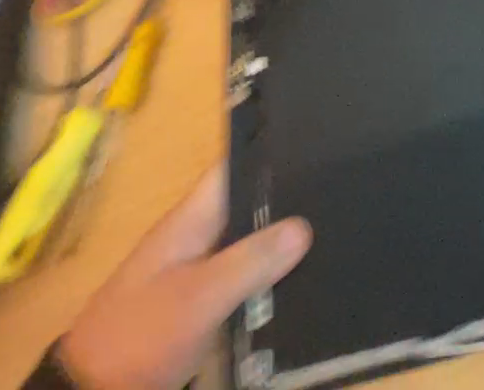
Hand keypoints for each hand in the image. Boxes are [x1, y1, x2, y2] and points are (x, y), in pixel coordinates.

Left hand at [56, 164, 311, 389]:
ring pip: (252, 241)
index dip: (273, 154)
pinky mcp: (206, 302)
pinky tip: (307, 278)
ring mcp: (201, 270)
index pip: (235, 167)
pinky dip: (273, 275)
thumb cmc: (142, 333)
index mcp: (191, 220)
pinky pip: (248, 276)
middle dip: (290, 200)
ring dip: (284, 241)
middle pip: (250, 204)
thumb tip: (304, 227)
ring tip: (335, 233)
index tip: (320, 150)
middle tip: (340, 195)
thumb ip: (251, 261)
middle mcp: (198, 236)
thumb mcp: (200, 296)